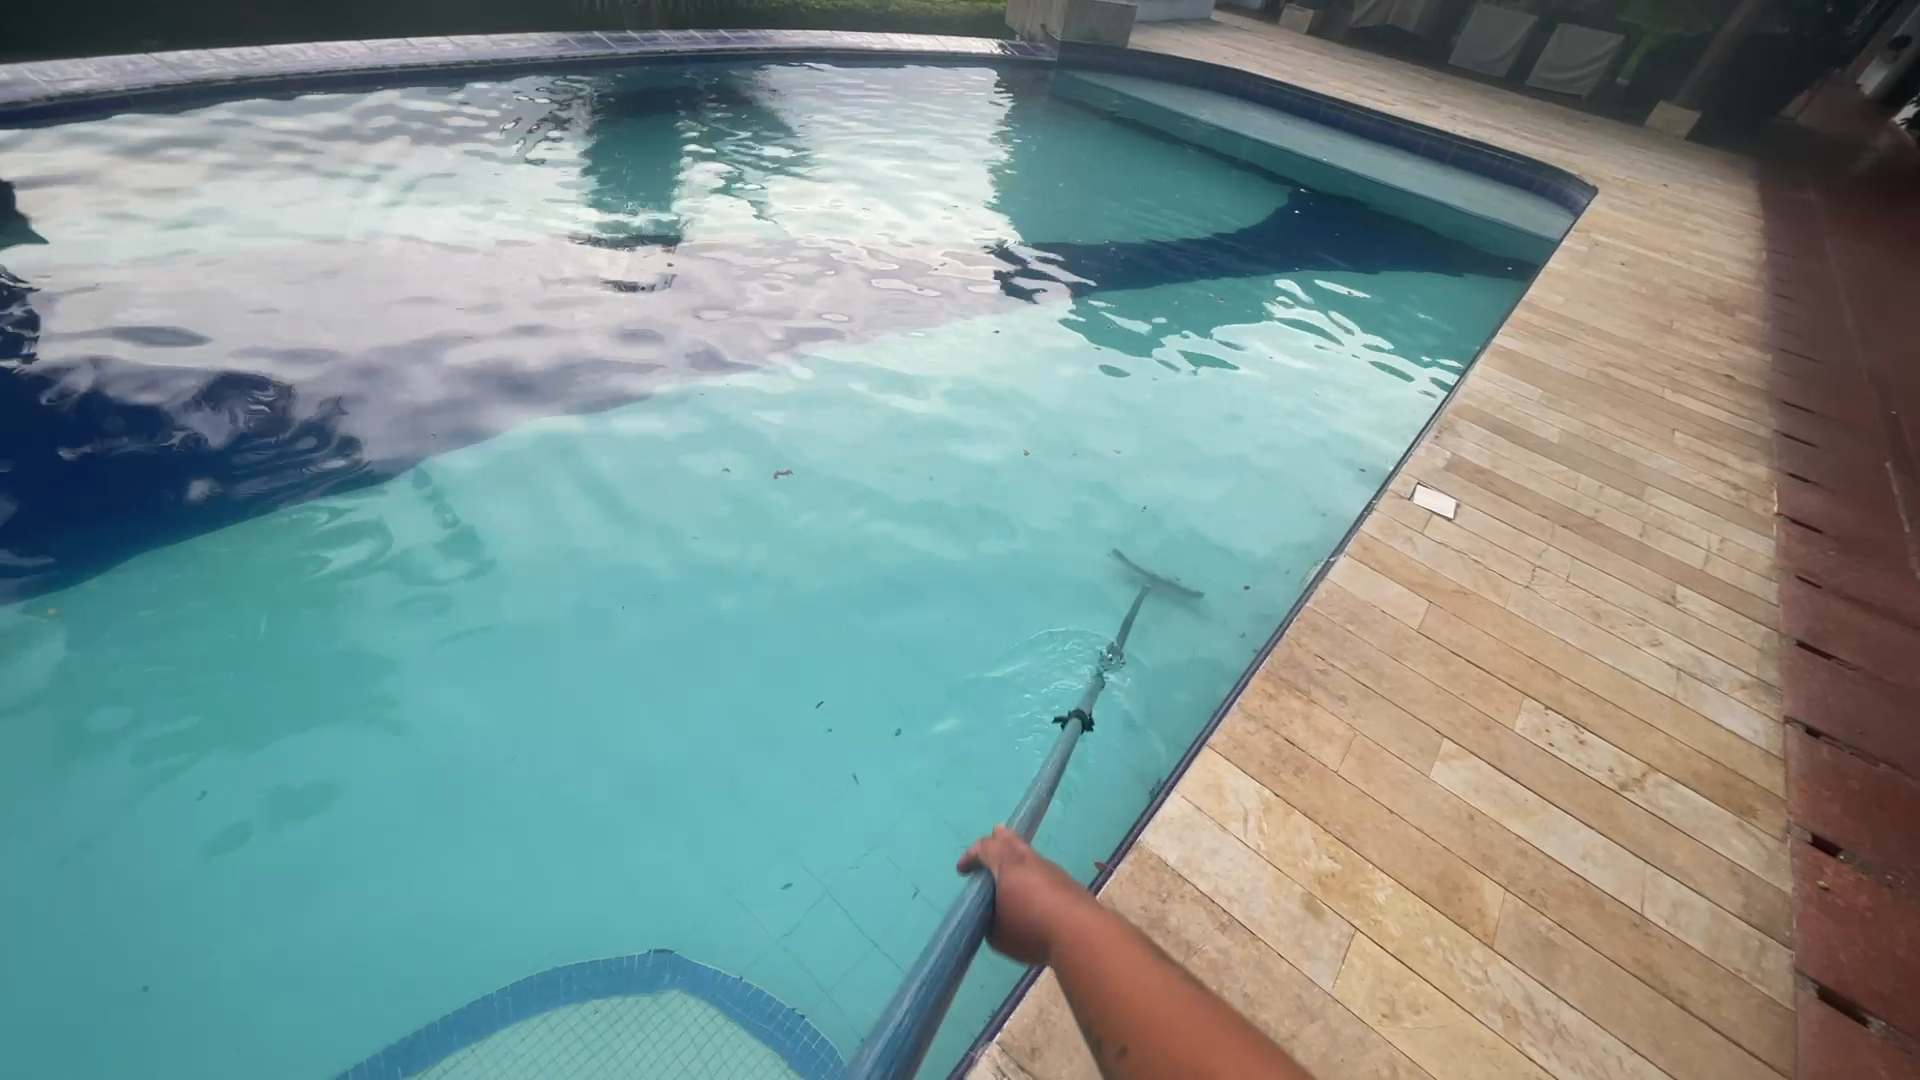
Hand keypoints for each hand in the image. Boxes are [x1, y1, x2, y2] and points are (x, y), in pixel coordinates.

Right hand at [958, 825, 1101, 965]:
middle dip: (1000, 839)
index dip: (971, 856)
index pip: (984, 848)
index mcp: (1006, 862)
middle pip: (1011, 840)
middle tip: (994, 836)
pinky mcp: (1068, 884)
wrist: (1080, 932)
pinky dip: (1034, 880)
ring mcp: (1052, 869)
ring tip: (1012, 873)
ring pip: (1030, 857)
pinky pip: (1044, 875)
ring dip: (1019, 863)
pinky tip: (1035, 896)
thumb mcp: (997, 933)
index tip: (963, 869)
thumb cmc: (1030, 927)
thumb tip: (996, 915)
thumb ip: (991, 919)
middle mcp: (1028, 859)